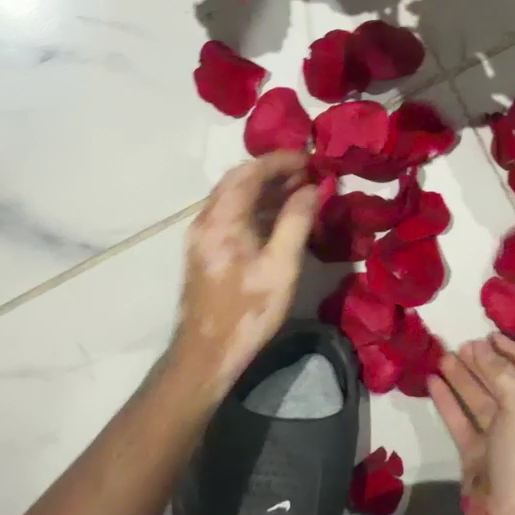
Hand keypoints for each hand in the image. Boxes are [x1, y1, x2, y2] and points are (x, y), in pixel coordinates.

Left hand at [174, 151, 320, 392]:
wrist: (205, 354)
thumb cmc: (247, 311)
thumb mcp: (282, 266)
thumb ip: (297, 221)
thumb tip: (312, 189)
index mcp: (222, 218)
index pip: (251, 171)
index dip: (282, 161)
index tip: (312, 160)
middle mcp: (206, 219)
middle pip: (239, 179)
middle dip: (275, 172)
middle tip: (309, 175)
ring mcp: (202, 235)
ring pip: (235, 197)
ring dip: (266, 190)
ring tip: (301, 193)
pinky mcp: (205, 250)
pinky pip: (231, 214)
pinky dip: (256, 207)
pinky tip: (280, 218)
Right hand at [429, 334, 514, 514]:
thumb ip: (502, 375)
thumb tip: (483, 347)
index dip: (512, 352)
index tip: (490, 334)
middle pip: (499, 384)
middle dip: (482, 362)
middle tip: (460, 343)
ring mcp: (496, 439)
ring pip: (476, 400)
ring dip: (461, 378)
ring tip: (442, 355)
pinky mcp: (474, 455)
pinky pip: (458, 421)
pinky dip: (446, 401)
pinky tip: (432, 381)